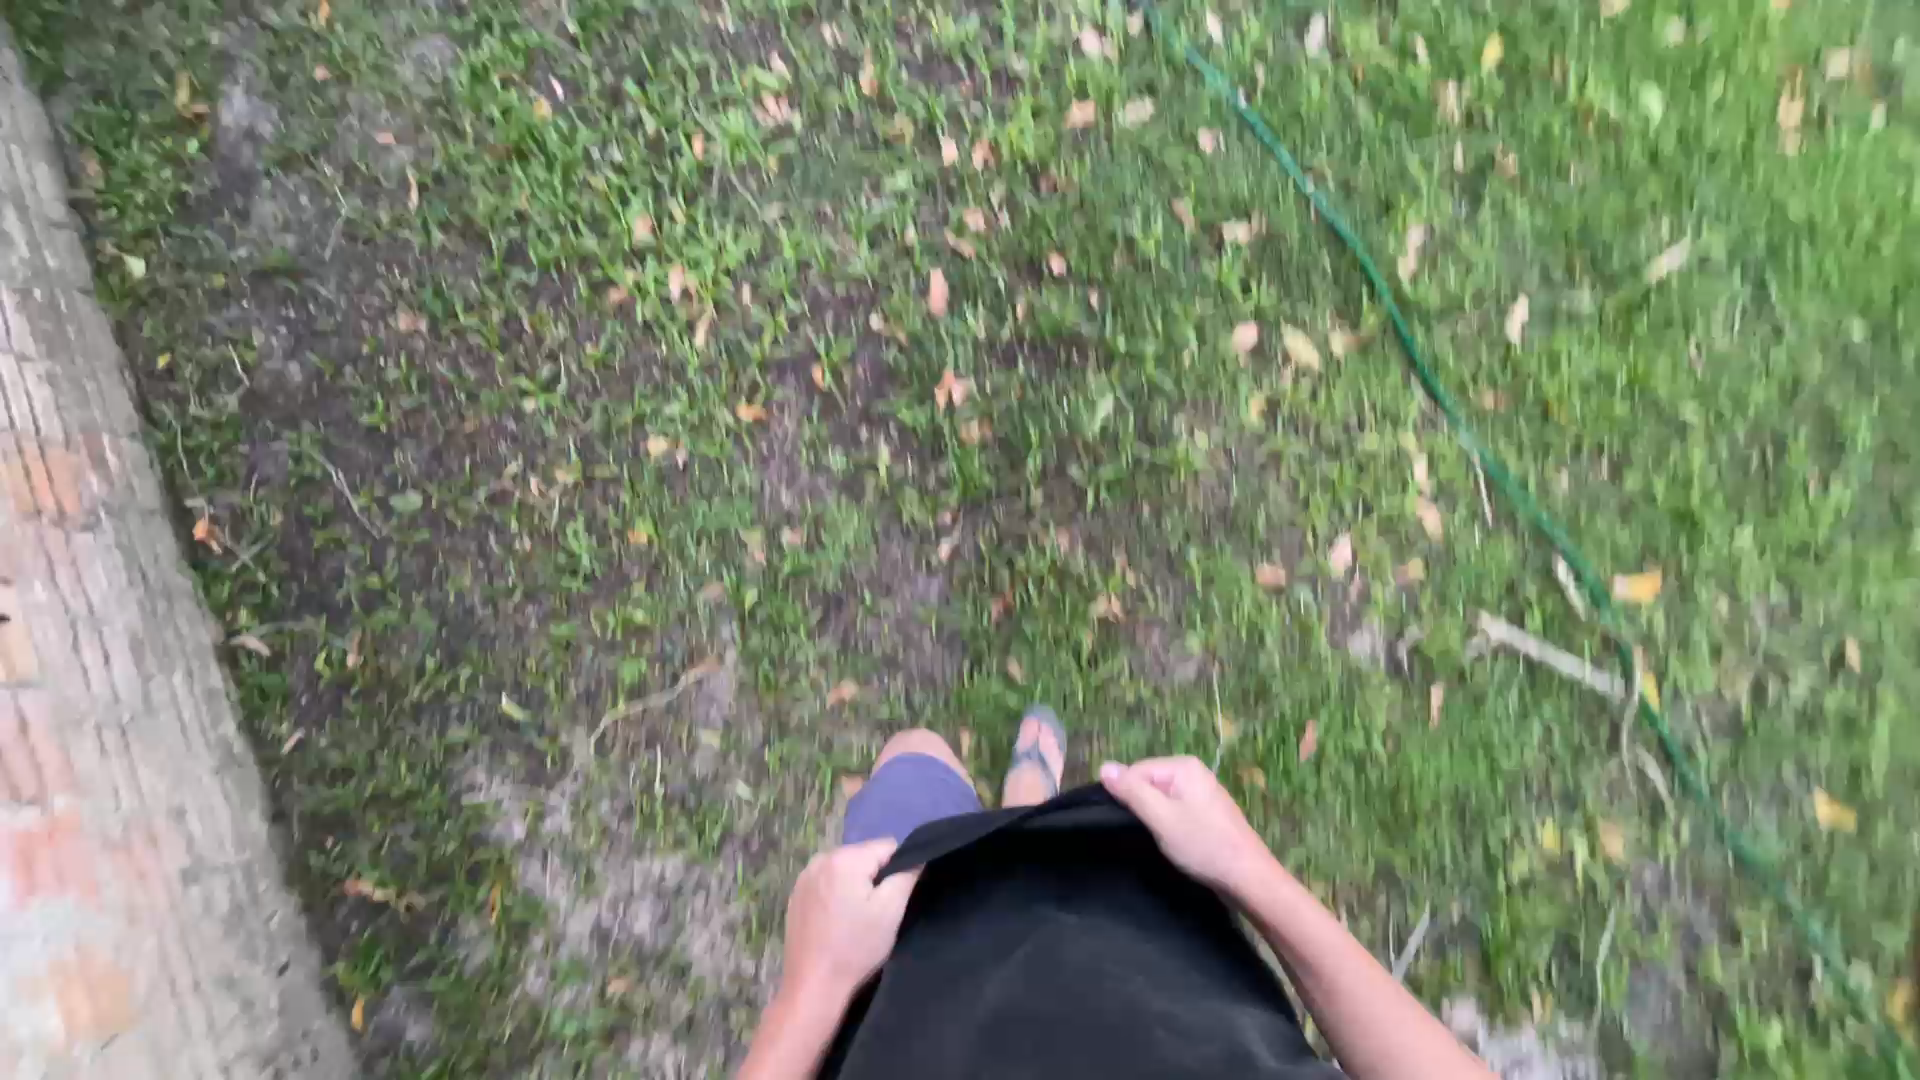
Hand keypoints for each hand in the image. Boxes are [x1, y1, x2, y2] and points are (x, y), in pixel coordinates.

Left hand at [778, 839, 919, 1004]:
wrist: (812, 987)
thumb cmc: (855, 949)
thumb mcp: (890, 911)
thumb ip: (906, 875)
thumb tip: (916, 857)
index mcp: (845, 858)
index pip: (886, 846)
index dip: (898, 869)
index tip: (893, 898)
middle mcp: (821, 858)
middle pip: (864, 855)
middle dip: (874, 877)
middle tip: (875, 911)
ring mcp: (805, 876)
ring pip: (846, 868)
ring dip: (855, 884)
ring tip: (855, 918)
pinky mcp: (796, 893)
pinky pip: (827, 881)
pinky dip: (837, 893)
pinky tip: (836, 920)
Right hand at [1100, 756, 1274, 899]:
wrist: (1249, 879)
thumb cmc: (1203, 845)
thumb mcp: (1161, 817)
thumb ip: (1131, 791)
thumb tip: (1103, 766)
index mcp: (1183, 766)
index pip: (1136, 771)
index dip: (1128, 798)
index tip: (1132, 824)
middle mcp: (1194, 772)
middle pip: (1148, 783)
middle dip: (1143, 808)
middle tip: (1147, 834)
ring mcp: (1203, 792)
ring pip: (1161, 799)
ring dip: (1156, 818)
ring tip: (1161, 840)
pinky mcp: (1208, 812)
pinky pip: (1176, 809)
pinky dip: (1170, 824)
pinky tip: (1176, 842)